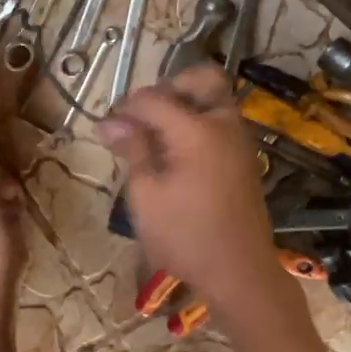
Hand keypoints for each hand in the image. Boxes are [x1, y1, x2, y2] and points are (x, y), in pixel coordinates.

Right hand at [97, 66, 276, 306]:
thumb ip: (133, 150)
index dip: (125, 108)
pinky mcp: (243, 159)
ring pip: (214, 99)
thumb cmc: (184, 237)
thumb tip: (110, 121)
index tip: (106, 129)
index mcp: (197, 131)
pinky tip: (174, 155)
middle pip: (202, 78)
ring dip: (184, 105)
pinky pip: (220, 123)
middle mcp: (223, 125)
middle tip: (143, 115)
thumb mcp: (146, 195)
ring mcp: (239, 141)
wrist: (239, 272)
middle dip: (168, 86)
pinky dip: (197, 123)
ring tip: (154, 137)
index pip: (153, 98)